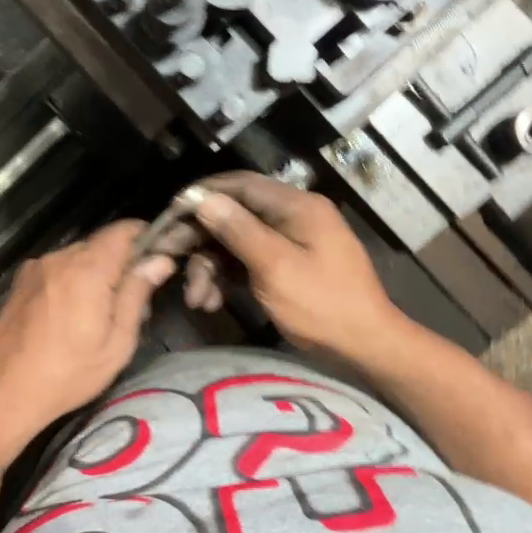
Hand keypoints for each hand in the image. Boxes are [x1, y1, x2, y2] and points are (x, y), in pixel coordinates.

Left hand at [0, 220, 176, 451]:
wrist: (4, 392)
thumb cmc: (68, 374)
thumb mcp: (116, 343)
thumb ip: (137, 294)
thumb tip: (159, 261)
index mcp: (86, 269)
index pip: (123, 231)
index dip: (146, 237)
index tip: (160, 256)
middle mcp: (58, 259)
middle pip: (99, 244)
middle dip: (120, 263)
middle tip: (132, 299)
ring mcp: (34, 269)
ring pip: (76, 258)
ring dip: (93, 274)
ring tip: (98, 314)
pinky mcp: (18, 283)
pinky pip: (55, 271)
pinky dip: (70, 282)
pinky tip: (68, 316)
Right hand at [179, 172, 409, 363]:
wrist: (364, 346)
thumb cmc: (323, 305)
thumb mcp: (275, 267)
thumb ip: (238, 230)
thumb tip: (203, 200)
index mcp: (296, 207)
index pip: (239, 185)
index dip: (202, 196)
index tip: (169, 214)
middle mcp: (291, 217)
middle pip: (232, 215)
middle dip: (199, 240)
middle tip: (166, 259)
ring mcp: (288, 243)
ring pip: (233, 243)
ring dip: (209, 267)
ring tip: (196, 299)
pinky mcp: (284, 267)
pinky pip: (244, 263)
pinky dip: (225, 279)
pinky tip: (211, 302)